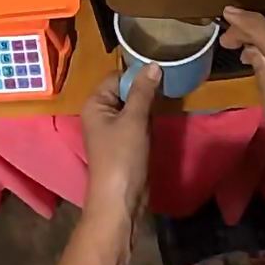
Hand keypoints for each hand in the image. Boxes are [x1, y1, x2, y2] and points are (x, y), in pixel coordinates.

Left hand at [79, 65, 160, 221]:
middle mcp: (101, 113)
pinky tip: (161, 118)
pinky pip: (137, 121)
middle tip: (169, 84)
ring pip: (133, 106)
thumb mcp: (134, 119)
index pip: (117, 76)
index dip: (137, 74)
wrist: (120, 200)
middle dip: (145, 89)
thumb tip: (153, 64)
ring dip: (149, 105)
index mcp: (95, 103)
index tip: (161, 72)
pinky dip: (149, 119)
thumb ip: (143, 90)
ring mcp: (112, 128)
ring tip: (168, 98)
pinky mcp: (124, 142)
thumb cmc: (123, 156)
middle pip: (125, 90)